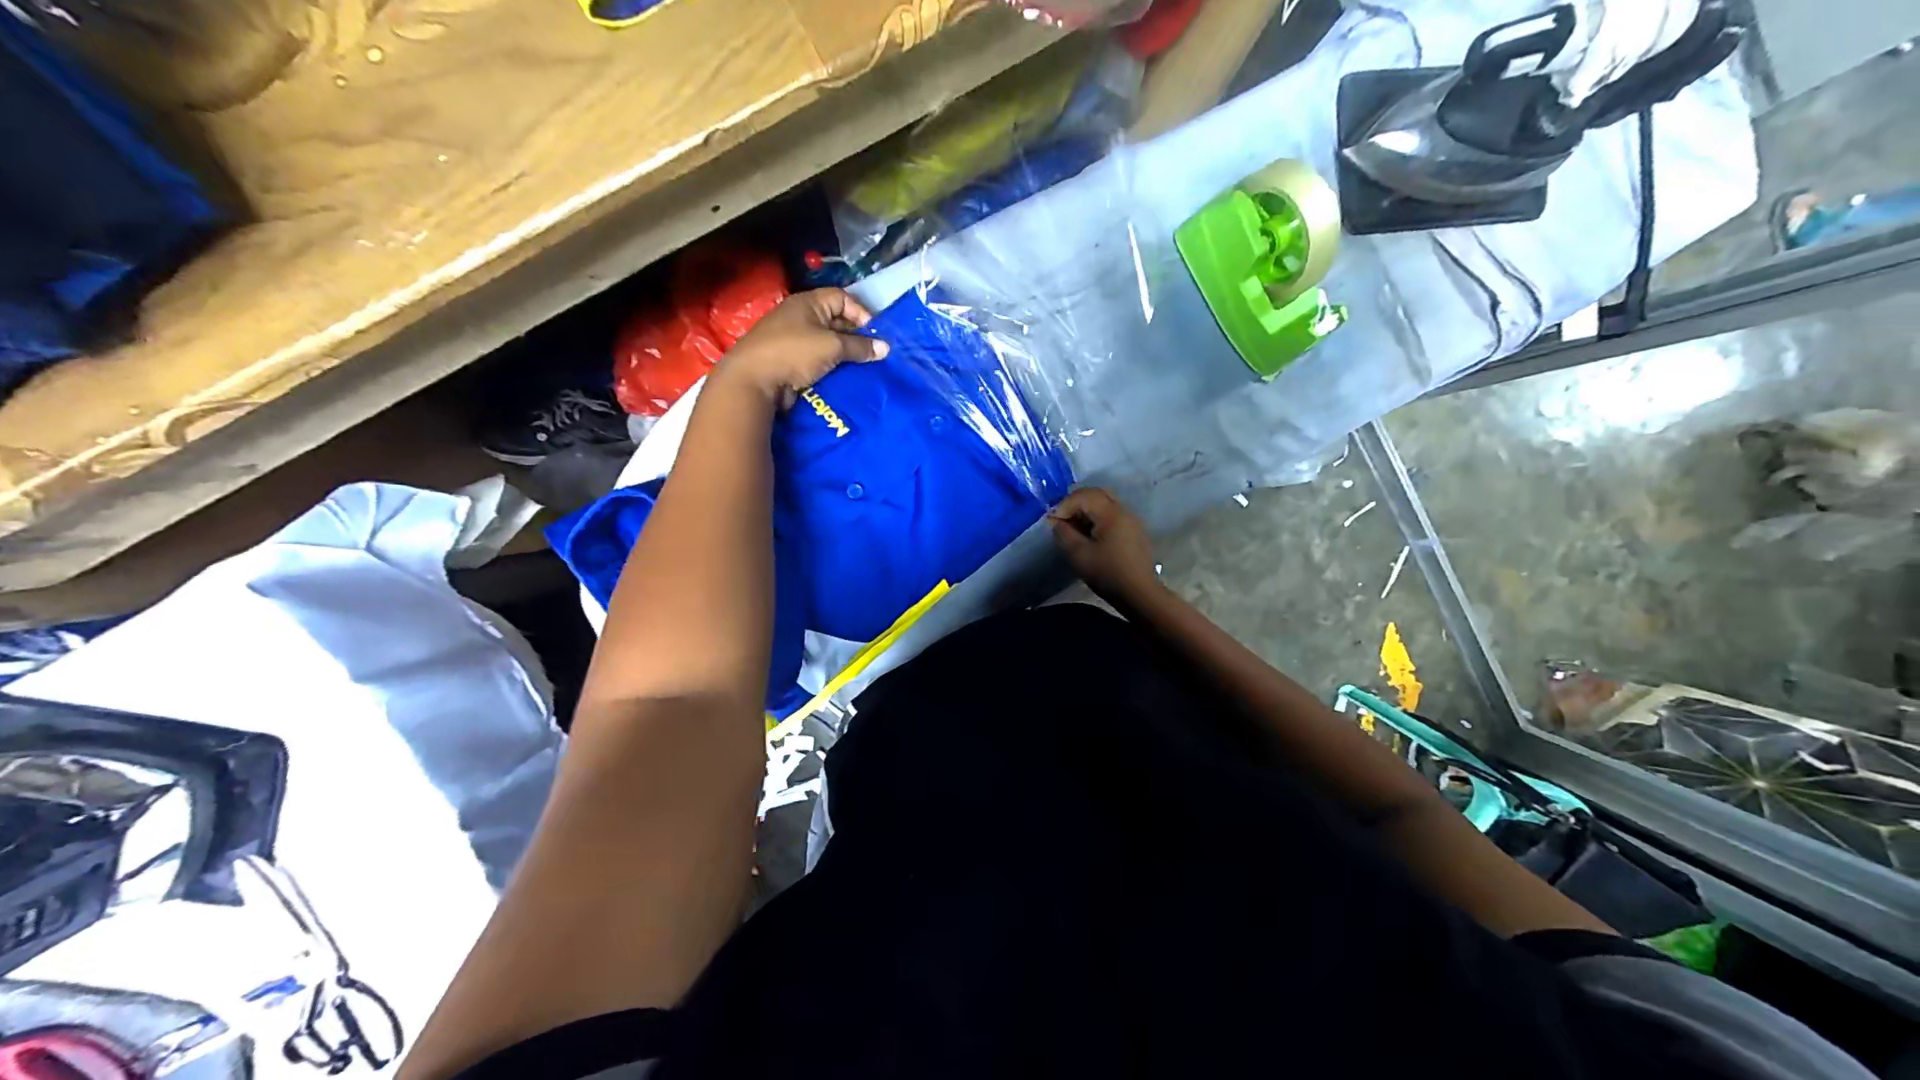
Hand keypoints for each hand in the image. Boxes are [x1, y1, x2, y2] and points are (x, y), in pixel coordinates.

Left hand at [714, 288, 887, 406]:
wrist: (753, 380)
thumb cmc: (794, 352)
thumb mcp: (832, 347)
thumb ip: (860, 347)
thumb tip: (885, 348)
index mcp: (808, 303)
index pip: (842, 298)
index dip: (860, 312)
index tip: (874, 333)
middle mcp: (800, 317)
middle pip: (835, 321)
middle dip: (854, 336)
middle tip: (872, 353)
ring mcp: (792, 340)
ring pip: (826, 343)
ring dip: (843, 355)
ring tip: (861, 368)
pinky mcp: (789, 362)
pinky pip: (816, 361)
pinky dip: (830, 368)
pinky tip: (842, 378)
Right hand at [1049, 488, 1161, 604]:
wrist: (1140, 594)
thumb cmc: (1107, 573)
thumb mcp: (1078, 554)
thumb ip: (1063, 534)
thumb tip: (1057, 522)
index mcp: (1111, 513)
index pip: (1083, 496)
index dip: (1064, 506)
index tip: (1052, 523)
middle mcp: (1124, 511)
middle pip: (1096, 495)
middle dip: (1075, 504)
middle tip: (1062, 520)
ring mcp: (1132, 521)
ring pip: (1105, 504)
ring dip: (1086, 512)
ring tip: (1074, 530)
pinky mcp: (1134, 532)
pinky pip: (1113, 516)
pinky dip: (1097, 520)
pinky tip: (1090, 537)